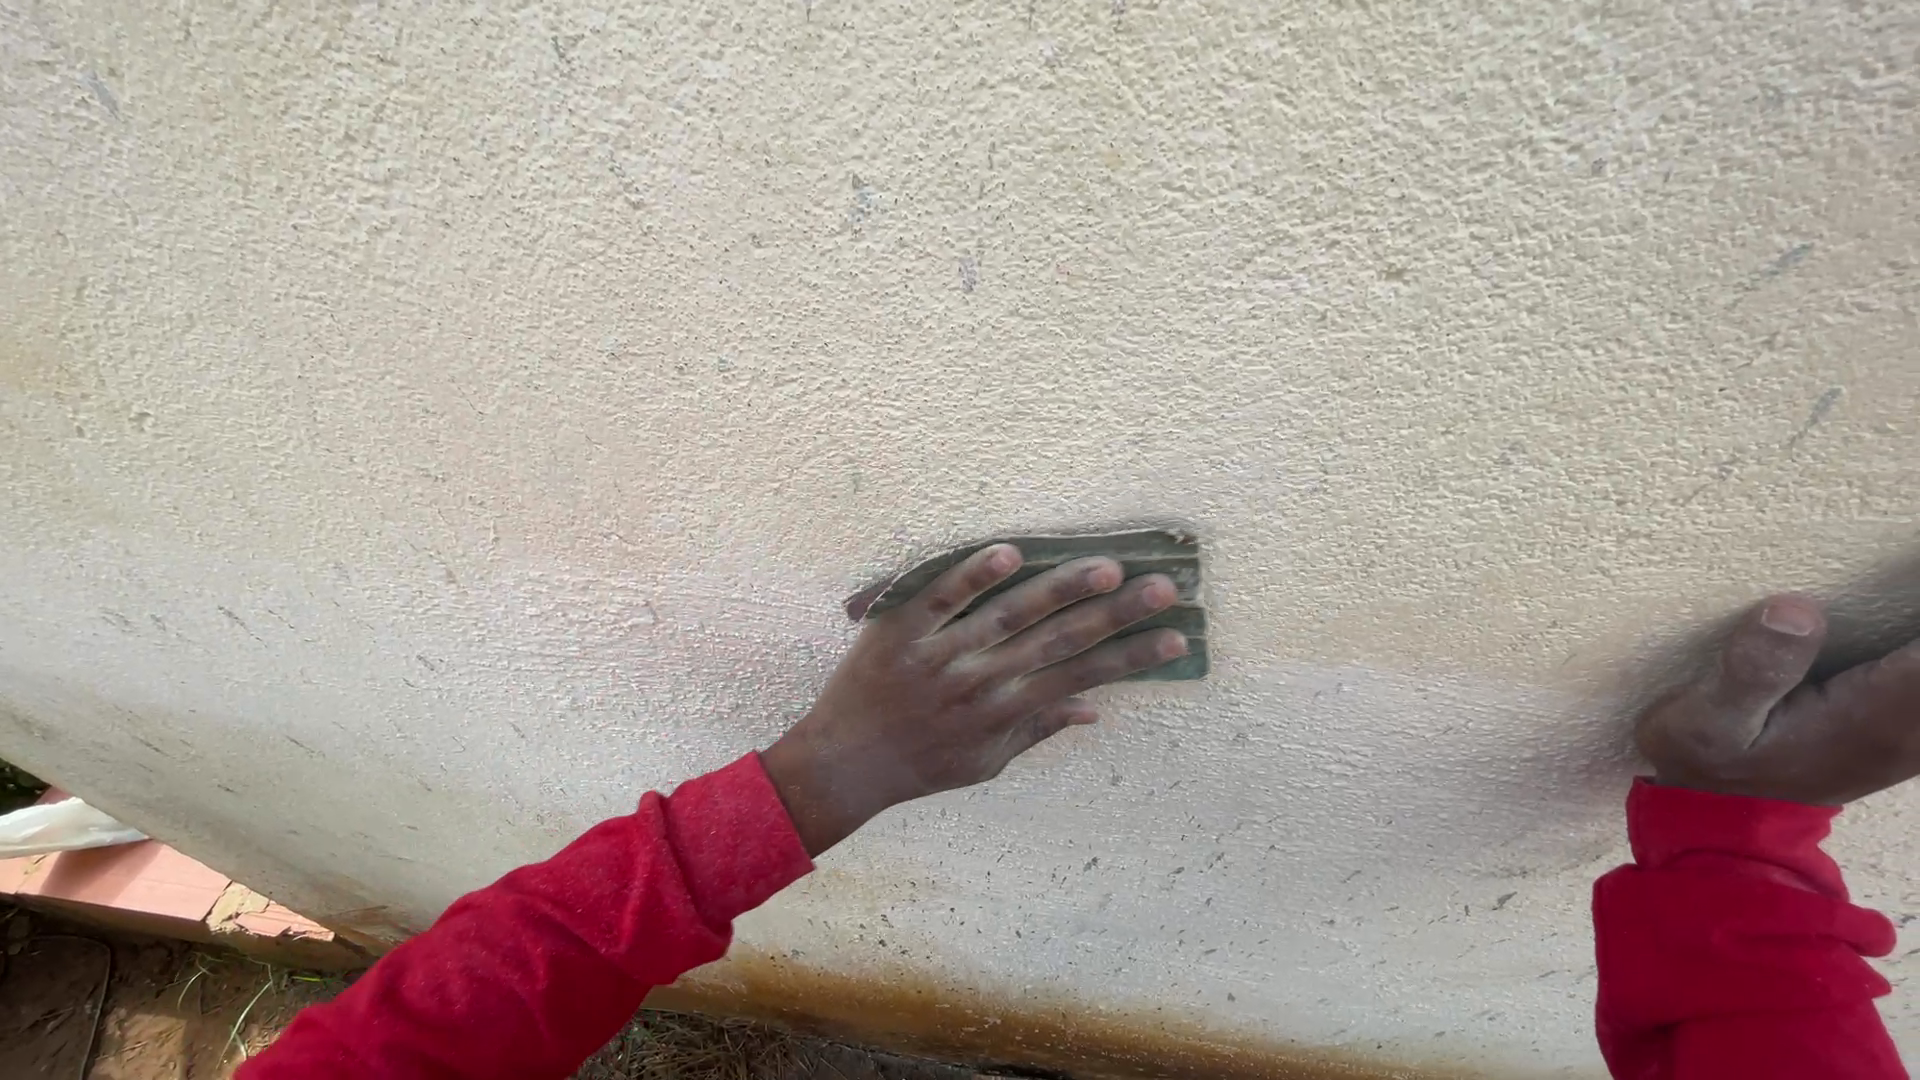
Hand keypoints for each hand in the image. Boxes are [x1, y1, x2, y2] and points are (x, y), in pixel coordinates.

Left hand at [760, 544, 1186, 854]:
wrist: (842, 764)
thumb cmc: (919, 766)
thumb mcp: (985, 764)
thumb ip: (1038, 731)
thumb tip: (1095, 710)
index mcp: (1004, 714)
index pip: (1081, 678)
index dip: (1131, 659)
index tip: (1177, 638)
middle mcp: (982, 683)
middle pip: (1059, 642)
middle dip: (1116, 616)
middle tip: (1164, 589)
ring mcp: (941, 654)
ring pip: (1009, 615)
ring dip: (1060, 590)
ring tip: (1106, 568)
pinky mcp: (900, 630)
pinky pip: (940, 597)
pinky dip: (973, 574)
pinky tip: (1008, 551)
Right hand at [1637, 593, 1919, 805]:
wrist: (1726, 810)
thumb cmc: (1709, 761)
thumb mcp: (1706, 719)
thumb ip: (1754, 668)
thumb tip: (1796, 609)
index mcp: (1882, 711)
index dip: (1916, 592)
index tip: (1901, 559)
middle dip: (1912, 604)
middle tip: (1896, 566)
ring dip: (1911, 629)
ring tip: (1896, 585)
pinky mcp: (1913, 720)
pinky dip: (1908, 643)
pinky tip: (1897, 630)